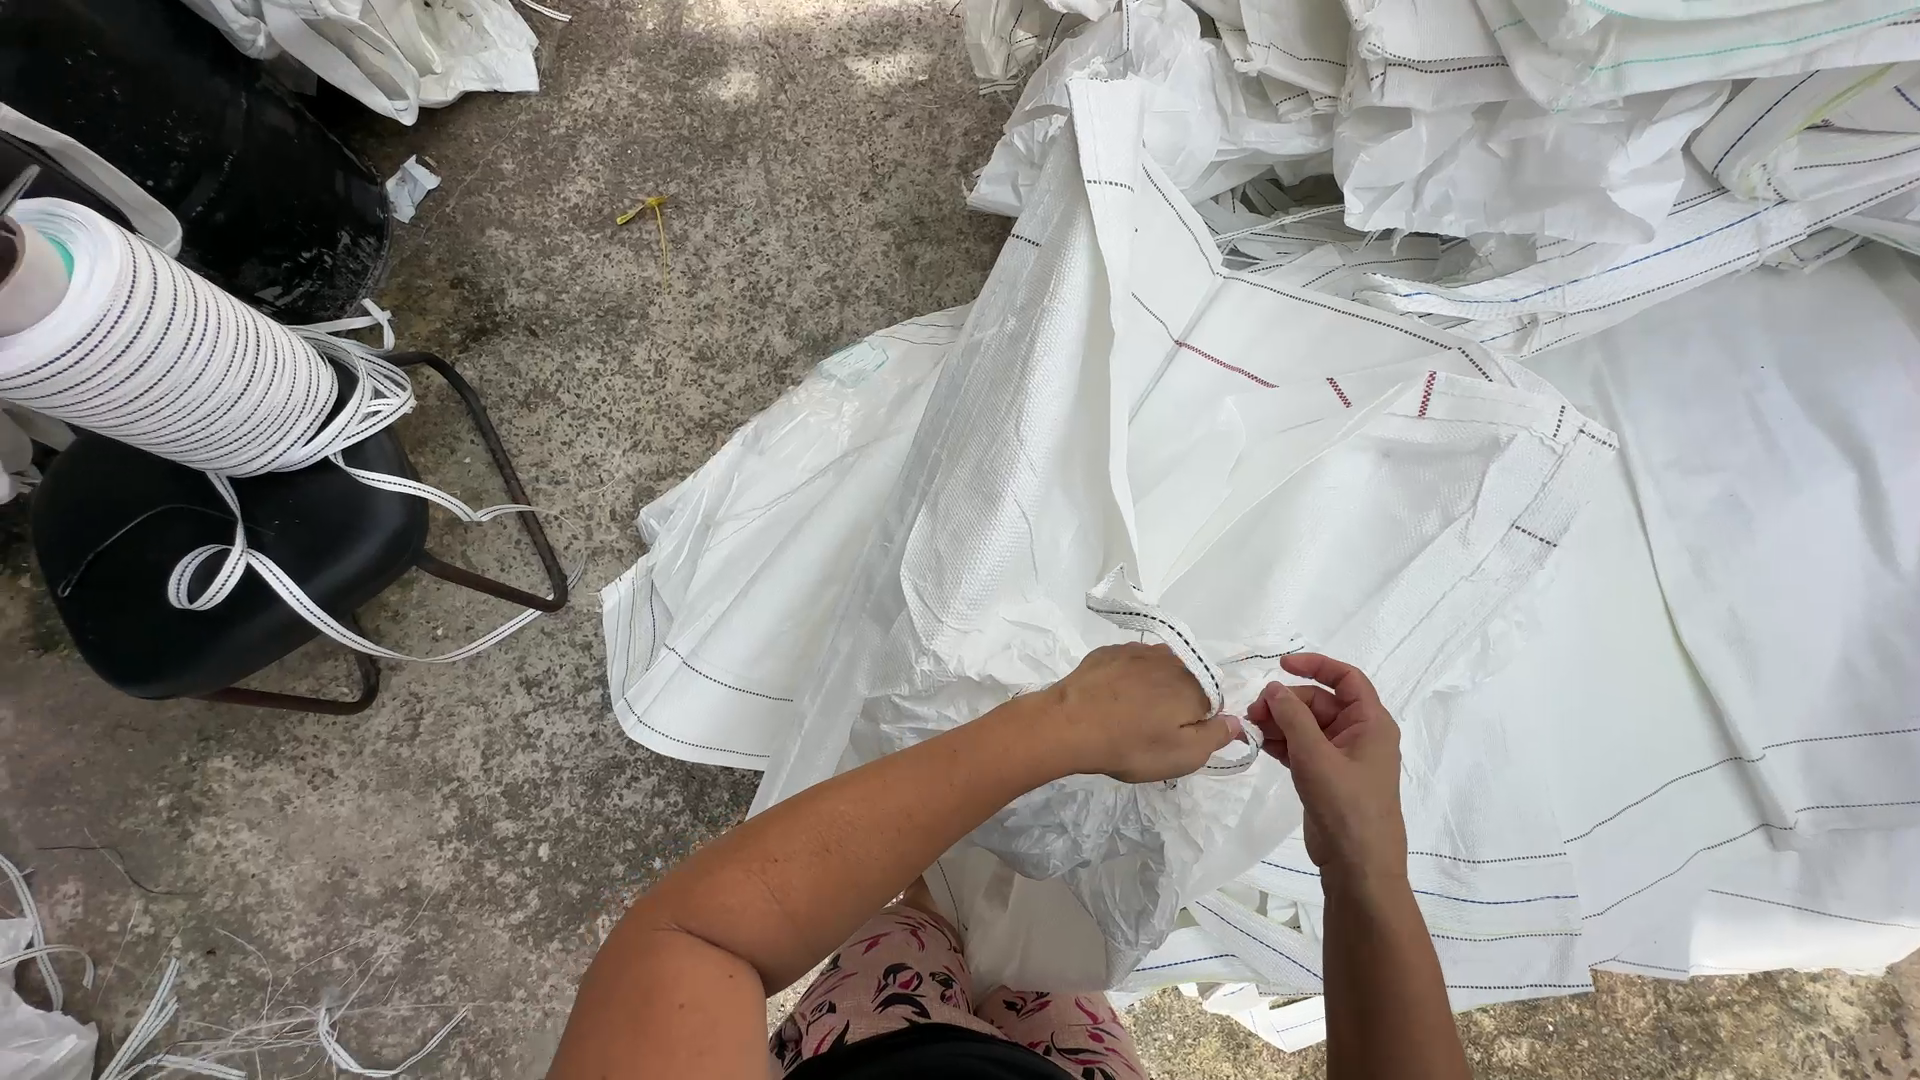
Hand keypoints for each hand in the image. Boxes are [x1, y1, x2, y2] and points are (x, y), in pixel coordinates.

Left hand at [1036, 643, 1232, 782]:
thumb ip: (1216, 736)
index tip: (1176, 738)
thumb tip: (1237, 721)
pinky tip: (1111, 698)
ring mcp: (1136, 651)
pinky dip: (1126, 679)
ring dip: (1150, 688)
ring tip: (1129, 714)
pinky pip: (1129, 665)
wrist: (1070, 724)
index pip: (1212, 702)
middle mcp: (1170, 659)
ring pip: (1157, 670)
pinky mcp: (1108, 651)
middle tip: (1150, 730)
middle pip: (1185, 682)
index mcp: (1195, 685)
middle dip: (1175, 703)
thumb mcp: (1183, 755)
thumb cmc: (1131, 745)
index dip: (1198, 723)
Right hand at [1245, 653, 1406, 885]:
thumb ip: (1293, 716)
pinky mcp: (1326, 776)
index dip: (1316, 666)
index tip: (1281, 666)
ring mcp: (1342, 757)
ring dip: (1279, 722)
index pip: (1347, 679)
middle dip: (1286, 702)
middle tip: (1254, 713)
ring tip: (1252, 730)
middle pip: (1319, 702)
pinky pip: (1302, 747)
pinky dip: (1282, 742)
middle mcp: (1359, 735)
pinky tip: (1260, 745)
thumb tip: (1274, 689)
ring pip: (1307, 725)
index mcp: (1371, 724)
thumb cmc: (1346, 805)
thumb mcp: (1315, 755)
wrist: (1358, 865)